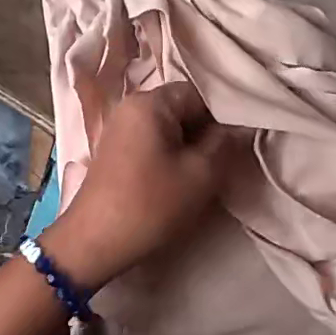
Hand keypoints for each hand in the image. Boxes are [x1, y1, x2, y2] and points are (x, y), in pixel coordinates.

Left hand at [41, 81, 245, 289]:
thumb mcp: (200, 174)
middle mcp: (130, 107)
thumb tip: (237, 128)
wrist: (95, 241)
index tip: (241, 140)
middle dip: (206, 131)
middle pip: (182, 108)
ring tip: (205, 172)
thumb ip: (225, 143)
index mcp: (149, 102)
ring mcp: (119, 129)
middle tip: (227, 159)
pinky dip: (169, 155)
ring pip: (168, 128)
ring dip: (189, 146)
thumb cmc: (150, 205)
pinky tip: (180, 179)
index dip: (225, 114)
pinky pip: (152, 142)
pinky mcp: (115, 152)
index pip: (199, 93)